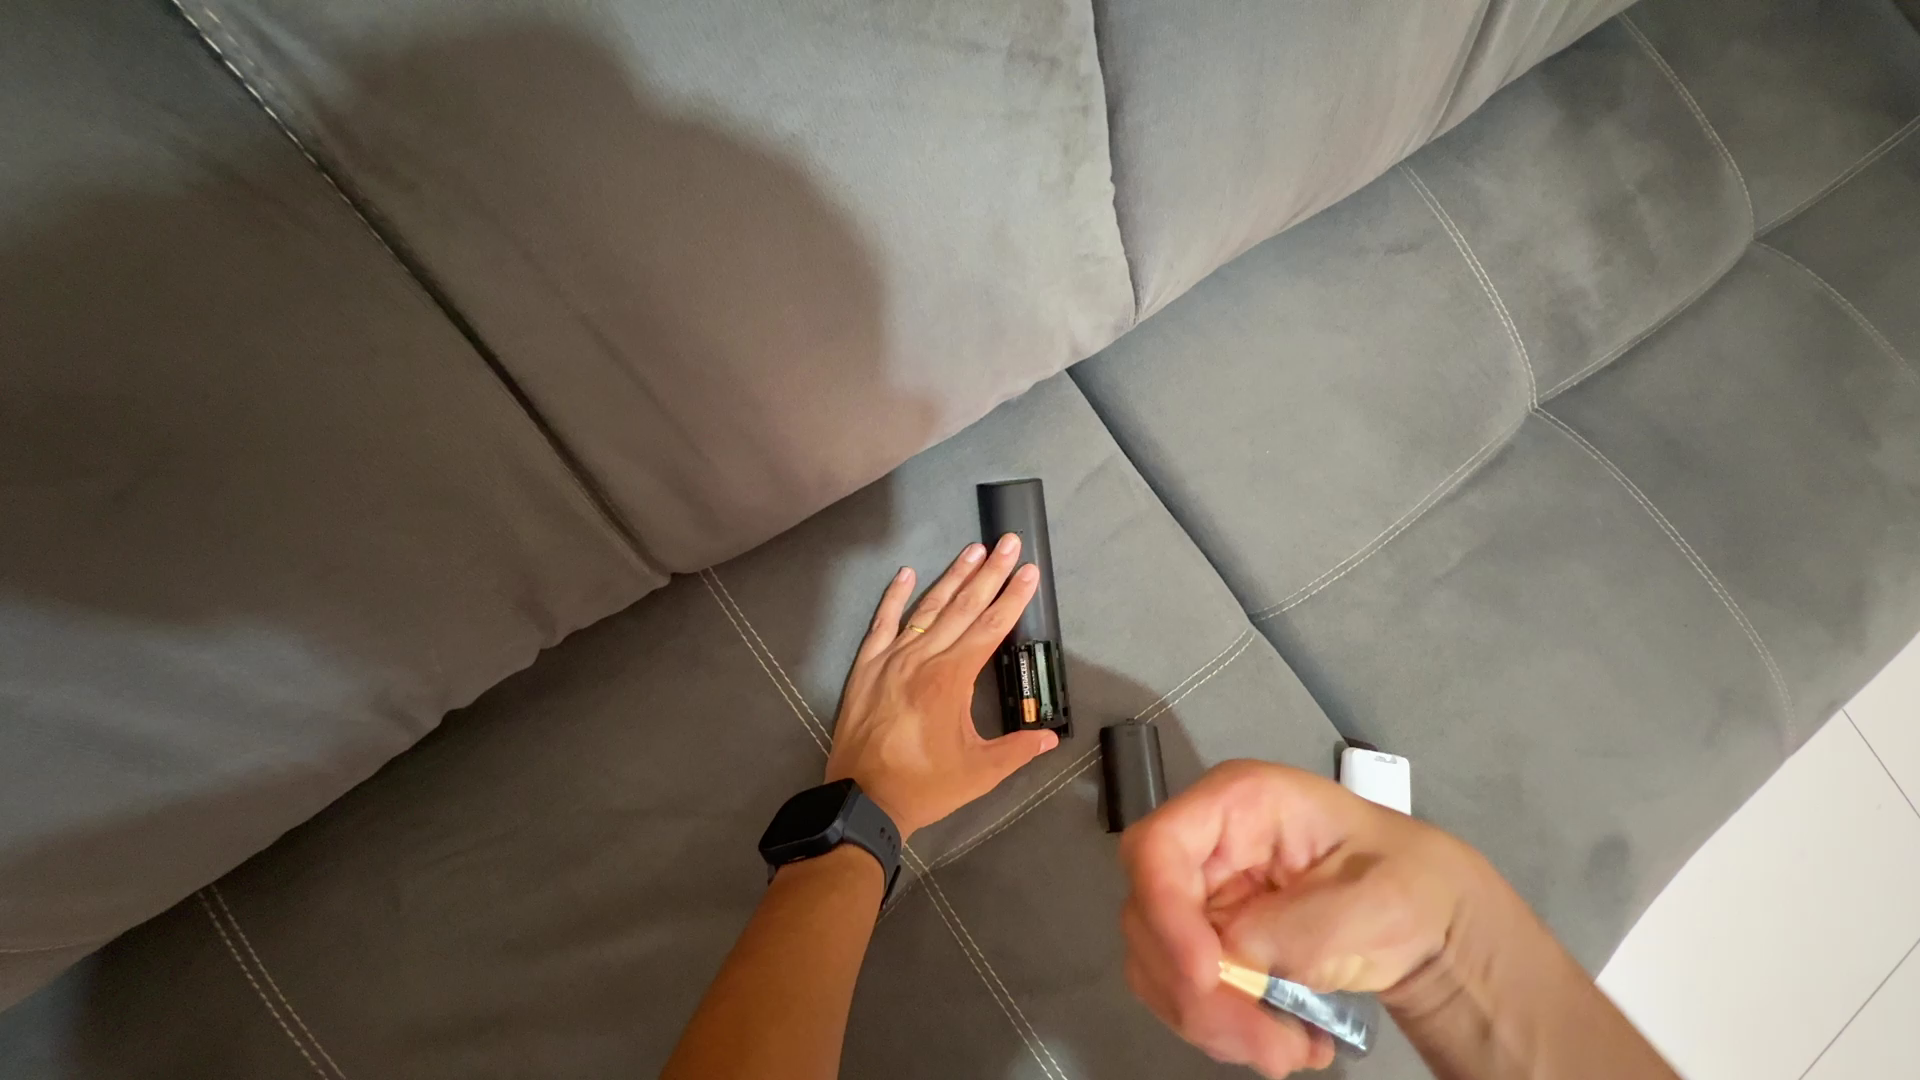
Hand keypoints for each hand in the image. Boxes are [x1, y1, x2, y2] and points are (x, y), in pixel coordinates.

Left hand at [823, 535, 1060, 838]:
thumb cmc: (924, 786)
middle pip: (963, 607)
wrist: (862, 800)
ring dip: (952, 577)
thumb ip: (1017, 750)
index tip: (1028, 571)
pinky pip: (882, 623)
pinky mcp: (866, 666)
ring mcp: (890, 658)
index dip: (1013, 598)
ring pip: (927, 608)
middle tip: (1008, 543)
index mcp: (951, 679)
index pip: (990, 628)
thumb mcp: (979, 773)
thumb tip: (1050, 738)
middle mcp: (922, 658)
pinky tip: (907, 573)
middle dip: (990, 573)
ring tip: (974, 550)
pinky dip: (894, 597)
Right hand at [1119, 760, 1498, 1075]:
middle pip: (1147, 911)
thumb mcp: (1378, 896)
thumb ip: (1303, 923)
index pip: (1157, 845)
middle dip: (1196, 988)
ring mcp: (1198, 892)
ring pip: (1154, 960)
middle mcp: (1201, 844)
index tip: (1206, 976)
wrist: (1425, 916)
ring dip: (1210, 1020)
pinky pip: (1178, 990)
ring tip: (1289, 1049)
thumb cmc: (1409, 882)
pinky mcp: (1204, 939)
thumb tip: (1236, 957)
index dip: (1163, 909)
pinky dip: (1220, 1030)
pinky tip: (1283, 1041)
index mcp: (1235, 803)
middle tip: (1270, 1046)